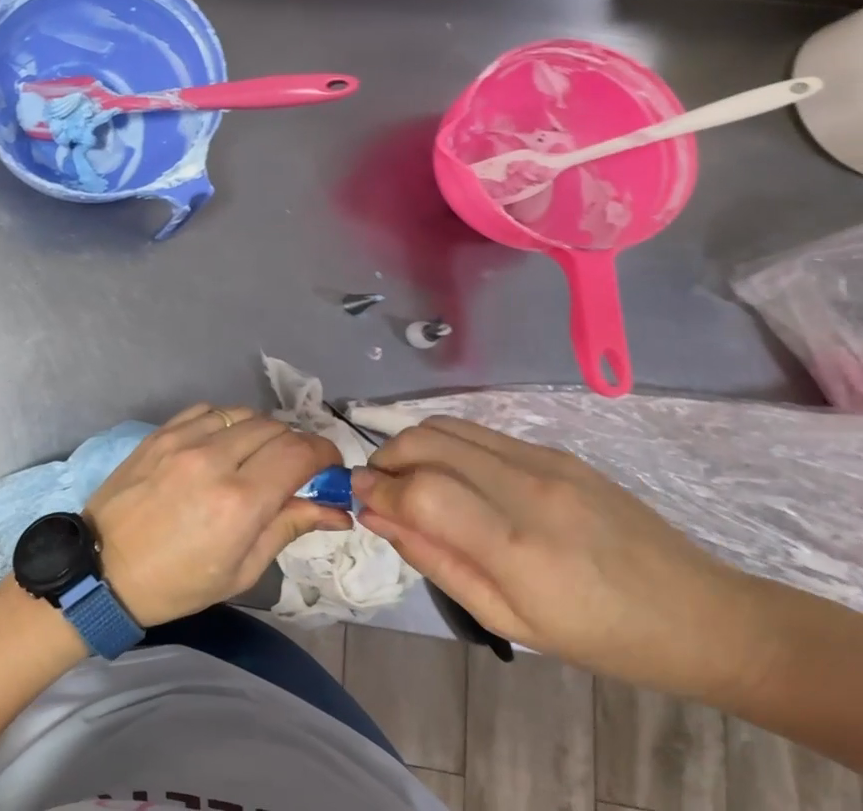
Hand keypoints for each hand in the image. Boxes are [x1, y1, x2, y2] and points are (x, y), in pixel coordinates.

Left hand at [84, 404, 348, 626]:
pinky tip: (223, 444)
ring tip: (259, 457)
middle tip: (296, 470)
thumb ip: (288, 528)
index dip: (325, 455)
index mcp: (240, 501)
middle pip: (274, 428)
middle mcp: (212, 460)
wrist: (104, 568)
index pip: (300, 452)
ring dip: (261, 431)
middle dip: (295, 445)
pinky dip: (224, 422)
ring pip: (240, 413)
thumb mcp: (242, 570)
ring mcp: (180, 442)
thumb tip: (336, 509)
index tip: (330, 469)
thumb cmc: (176, 583)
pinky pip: (204, 411)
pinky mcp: (157, 435)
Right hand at [353, 416, 758, 694]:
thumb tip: (375, 514)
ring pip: (447, 425)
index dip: (375, 488)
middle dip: (385, 457)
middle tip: (378, 487)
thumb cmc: (600, 637)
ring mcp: (547, 464)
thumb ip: (433, 559)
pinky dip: (448, 446)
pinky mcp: (559, 454)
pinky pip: (481, 434)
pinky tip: (456, 479)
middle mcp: (528, 489)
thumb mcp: (504, 618)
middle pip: (424, 440)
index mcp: (516, 546)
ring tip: (410, 478)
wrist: (705, 618)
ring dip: (412, 445)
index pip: (419, 490)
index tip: (356, 498)